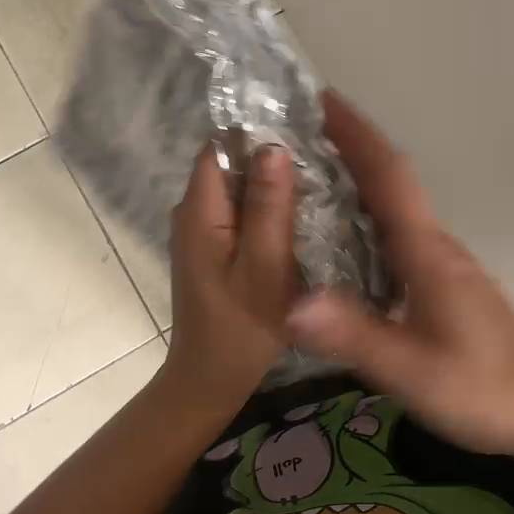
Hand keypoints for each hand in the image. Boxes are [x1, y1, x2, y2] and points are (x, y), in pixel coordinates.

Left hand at [164, 141, 300, 403]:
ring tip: (319, 184)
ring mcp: (200, 231)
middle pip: (230, 164)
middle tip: (322, 161)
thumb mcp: (262, 267)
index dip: (259, 133)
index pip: (221, 145)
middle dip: (271, 158)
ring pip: (237, 189)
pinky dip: (265, 211)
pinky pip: (238, 213)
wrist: (209, 380)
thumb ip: (267, 207)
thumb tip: (274, 146)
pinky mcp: (211, 249)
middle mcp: (191, 212)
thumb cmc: (241, 327)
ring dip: (271, 186)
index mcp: (198, 210)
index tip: (304, 134)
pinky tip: (299, 218)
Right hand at [286, 93, 513, 455]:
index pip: (389, 177)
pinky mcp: (447, 287)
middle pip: (392, 183)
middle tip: (301, 131)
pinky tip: (346, 239)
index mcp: (427, 253)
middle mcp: (437, 248)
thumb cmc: (483, 389)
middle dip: (351, 148)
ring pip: (397, 209)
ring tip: (313, 173)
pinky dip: (370, 217)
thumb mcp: (410, 370)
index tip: (324, 98)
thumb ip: (352, 336)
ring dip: (360, 180)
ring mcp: (445, 267)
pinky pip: (400, 235)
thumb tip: (289, 301)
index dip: (357, 134)